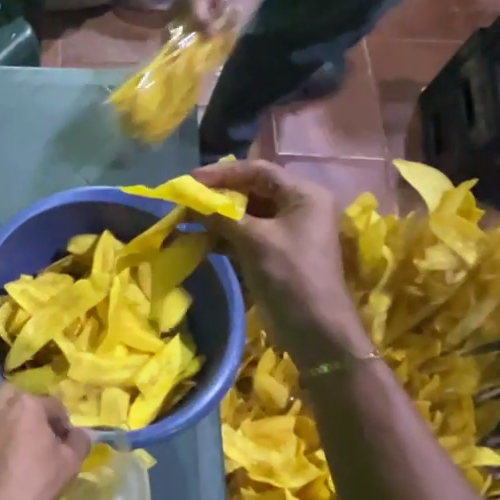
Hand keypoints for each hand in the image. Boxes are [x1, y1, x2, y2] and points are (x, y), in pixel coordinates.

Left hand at [0, 386, 92, 499]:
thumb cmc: (33, 485)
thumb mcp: (69, 465)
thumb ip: (79, 441)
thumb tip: (78, 434)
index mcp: (25, 403)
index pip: (52, 406)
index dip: (62, 424)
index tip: (64, 443)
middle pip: (17, 401)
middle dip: (27, 414)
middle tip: (33, 439)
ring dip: (0, 424)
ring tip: (6, 450)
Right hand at [192, 160, 372, 364]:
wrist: (314, 328)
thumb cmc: (290, 274)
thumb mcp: (253, 240)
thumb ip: (221, 216)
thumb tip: (189, 202)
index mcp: (303, 194)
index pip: (257, 171)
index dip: (222, 173)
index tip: (189, 180)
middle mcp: (298, 206)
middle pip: (252, 190)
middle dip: (217, 195)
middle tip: (185, 200)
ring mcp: (287, 231)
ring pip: (247, 214)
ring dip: (217, 217)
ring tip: (186, 219)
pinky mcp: (276, 253)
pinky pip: (246, 235)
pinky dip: (224, 236)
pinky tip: (199, 239)